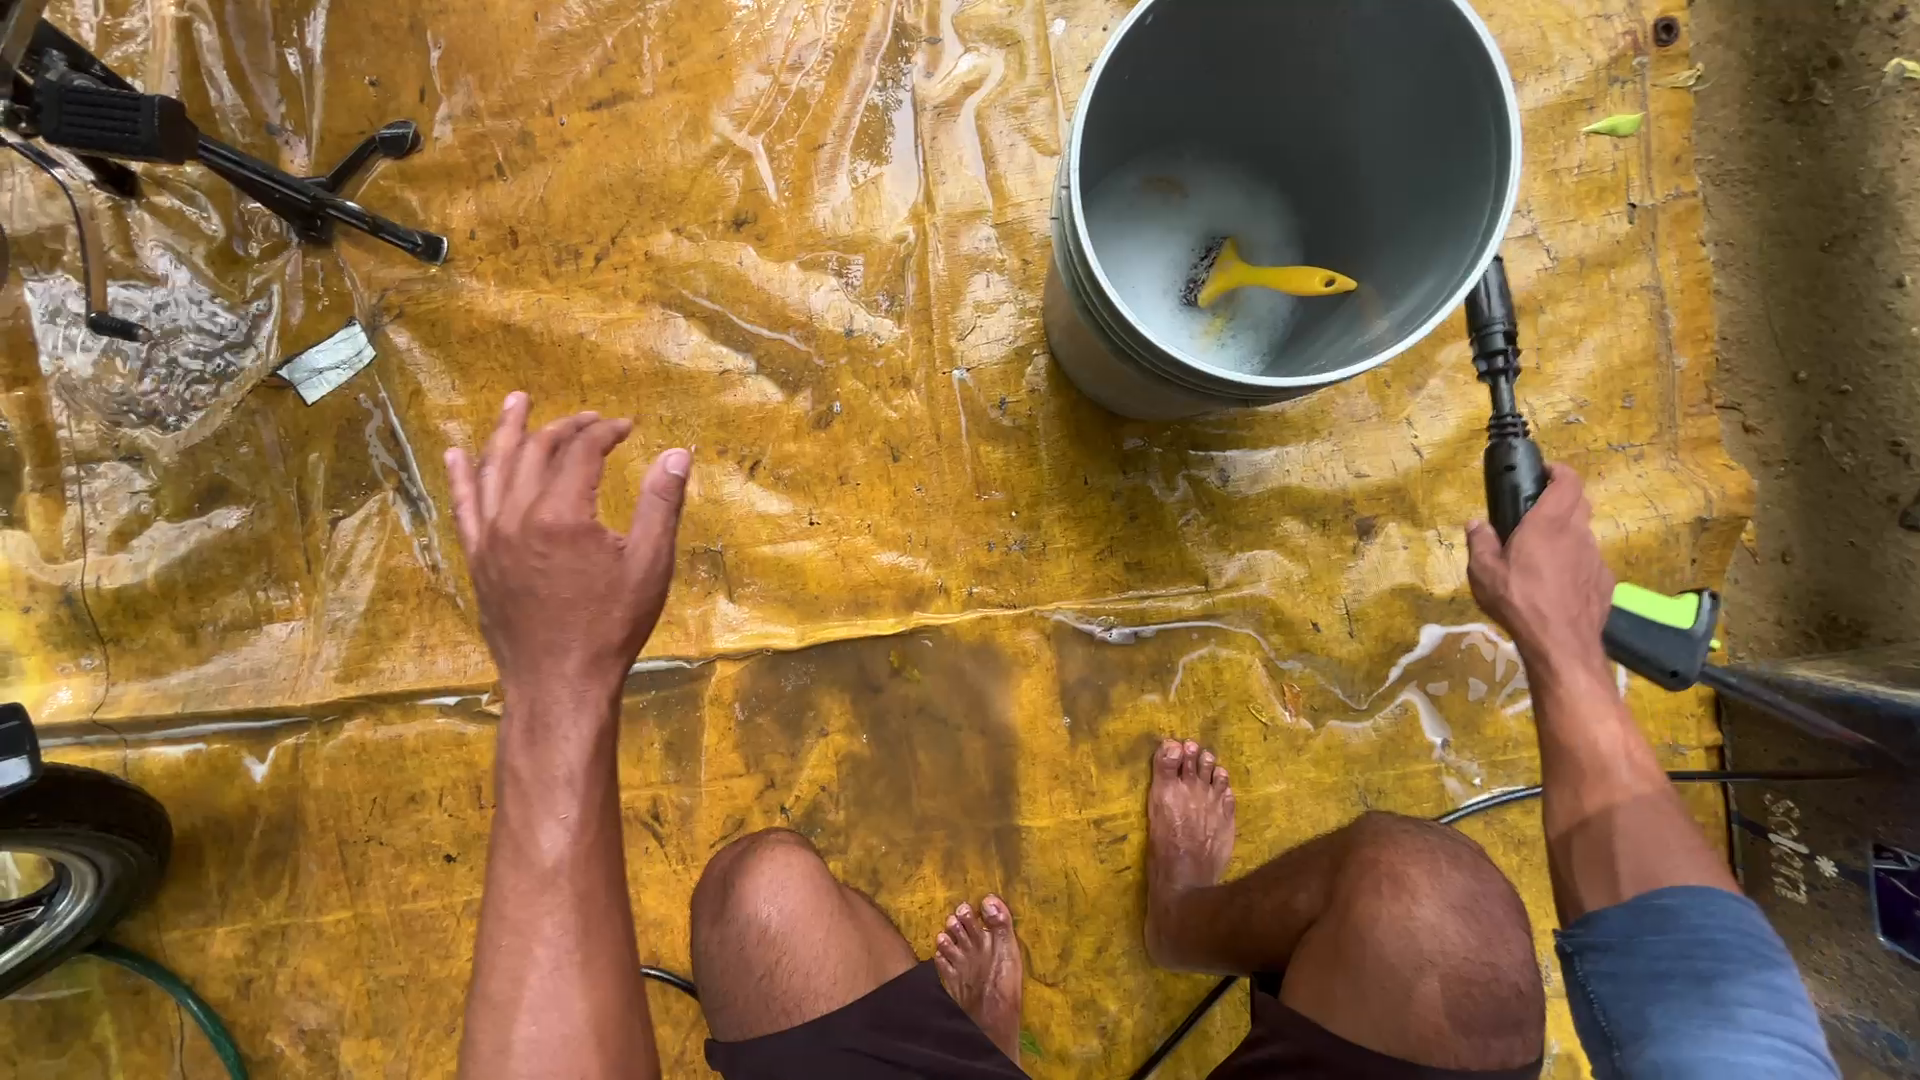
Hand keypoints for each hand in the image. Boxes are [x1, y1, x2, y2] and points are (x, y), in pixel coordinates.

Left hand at [444, 392, 690, 703]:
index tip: (629, 427)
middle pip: (536, 451)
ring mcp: (490, 537)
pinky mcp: (477, 558)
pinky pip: (464, 506)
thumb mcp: (650, 564)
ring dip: (507, 432)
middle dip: (566, 428)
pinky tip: (457, 454)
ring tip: (515, 402)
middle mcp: (518, 516)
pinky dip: (462, 475)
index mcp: (563, 514)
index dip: (607, 432)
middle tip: (592, 419)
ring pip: (493, 468)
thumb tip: (677, 453)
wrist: (560, 682)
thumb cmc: (613, 625)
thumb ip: (661, 504)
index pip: (582, 451)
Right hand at [1465, 464, 1613, 680]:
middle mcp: (1577, 534)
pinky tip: (1555, 580)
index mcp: (1547, 525)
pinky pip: (1588, 559)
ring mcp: (1595, 557)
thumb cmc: (1517, 599)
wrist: (1560, 641)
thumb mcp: (1482, 571)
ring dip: (1565, 533)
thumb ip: (1480, 542)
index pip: (1568, 483)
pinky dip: (1573, 559)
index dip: (1559, 471)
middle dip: (1562, 498)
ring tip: (1540, 552)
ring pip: (1583, 533)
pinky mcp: (1604, 580)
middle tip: (1535, 510)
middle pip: (1580, 503)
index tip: (1544, 472)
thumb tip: (1476, 523)